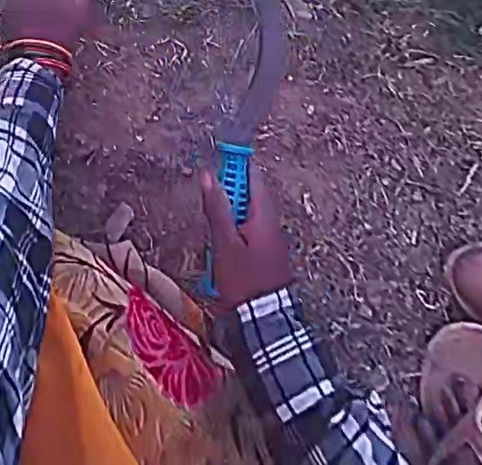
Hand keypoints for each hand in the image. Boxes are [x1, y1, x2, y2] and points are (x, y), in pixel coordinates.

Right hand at [201, 165, 291, 307]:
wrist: (264, 321)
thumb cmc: (244, 279)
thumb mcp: (224, 241)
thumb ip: (217, 207)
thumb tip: (208, 174)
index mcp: (264, 216)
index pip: (253, 177)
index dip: (236, 165)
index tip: (217, 160)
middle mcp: (272, 224)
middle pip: (252, 193)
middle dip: (231, 187)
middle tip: (210, 191)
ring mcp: (272, 239)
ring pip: (250, 211)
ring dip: (232, 207)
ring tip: (213, 217)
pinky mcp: (267, 253)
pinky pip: (251, 227)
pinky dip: (236, 224)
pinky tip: (223, 237)